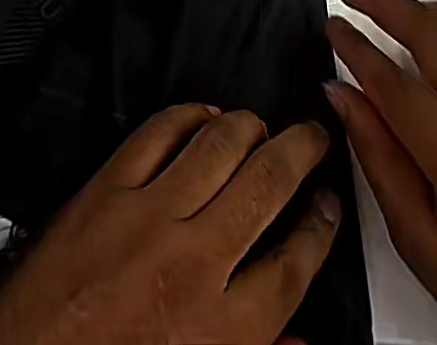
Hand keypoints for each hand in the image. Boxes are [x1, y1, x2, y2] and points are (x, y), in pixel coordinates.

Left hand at [0, 104, 340, 344]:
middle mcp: (193, 262)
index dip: (321, 226)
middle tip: (312, 136)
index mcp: (221, 327)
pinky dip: (186, 114)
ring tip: (261, 123)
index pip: (296, 262)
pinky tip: (201, 114)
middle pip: (268, 184)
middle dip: (300, 151)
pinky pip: (158, 133)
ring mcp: (148, 215)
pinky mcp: (108, 186)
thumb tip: (308, 338)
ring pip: (218, 146)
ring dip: (249, 125)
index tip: (328, 202)